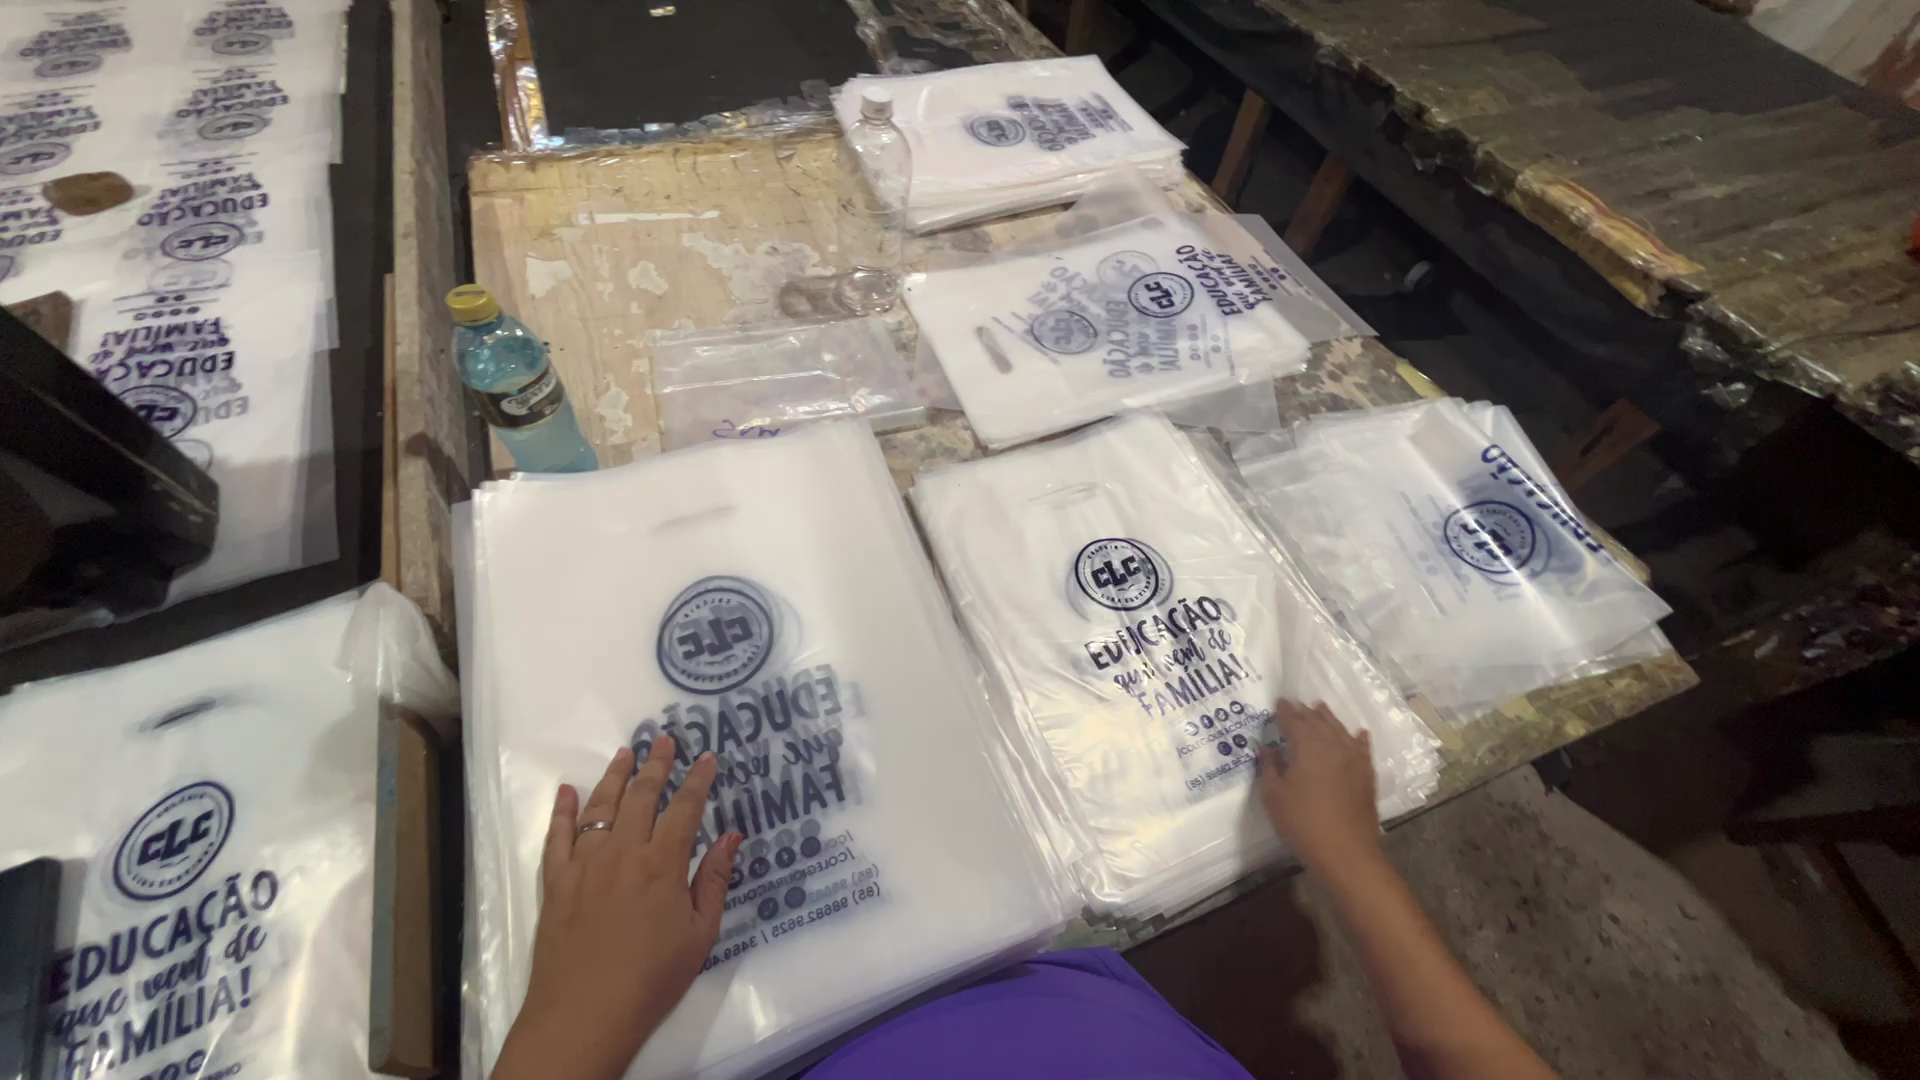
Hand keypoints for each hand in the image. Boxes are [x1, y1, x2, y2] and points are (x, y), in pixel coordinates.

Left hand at [492, 737, 743, 1079]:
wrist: (582, 1017)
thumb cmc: (651, 979)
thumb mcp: (700, 934)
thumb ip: (714, 880)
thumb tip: (731, 836)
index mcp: (663, 863)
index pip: (685, 808)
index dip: (698, 779)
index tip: (707, 756)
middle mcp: (624, 853)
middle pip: (642, 796)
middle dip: (656, 764)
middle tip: (664, 740)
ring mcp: (585, 865)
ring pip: (601, 808)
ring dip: (615, 776)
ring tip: (625, 753)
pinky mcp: (555, 884)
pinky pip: (557, 837)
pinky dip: (562, 811)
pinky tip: (567, 791)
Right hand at [1257, 699, 1380, 876]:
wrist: (1345, 852)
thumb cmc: (1301, 821)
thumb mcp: (1273, 794)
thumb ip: (1269, 766)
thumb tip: (1267, 748)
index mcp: (1307, 745)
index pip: (1293, 721)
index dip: (1284, 711)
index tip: (1278, 701)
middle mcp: (1332, 744)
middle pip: (1317, 722)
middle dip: (1304, 712)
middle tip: (1295, 704)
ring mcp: (1353, 759)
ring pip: (1339, 730)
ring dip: (1328, 718)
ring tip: (1320, 708)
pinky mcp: (1366, 775)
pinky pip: (1362, 748)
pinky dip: (1358, 738)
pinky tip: (1359, 733)